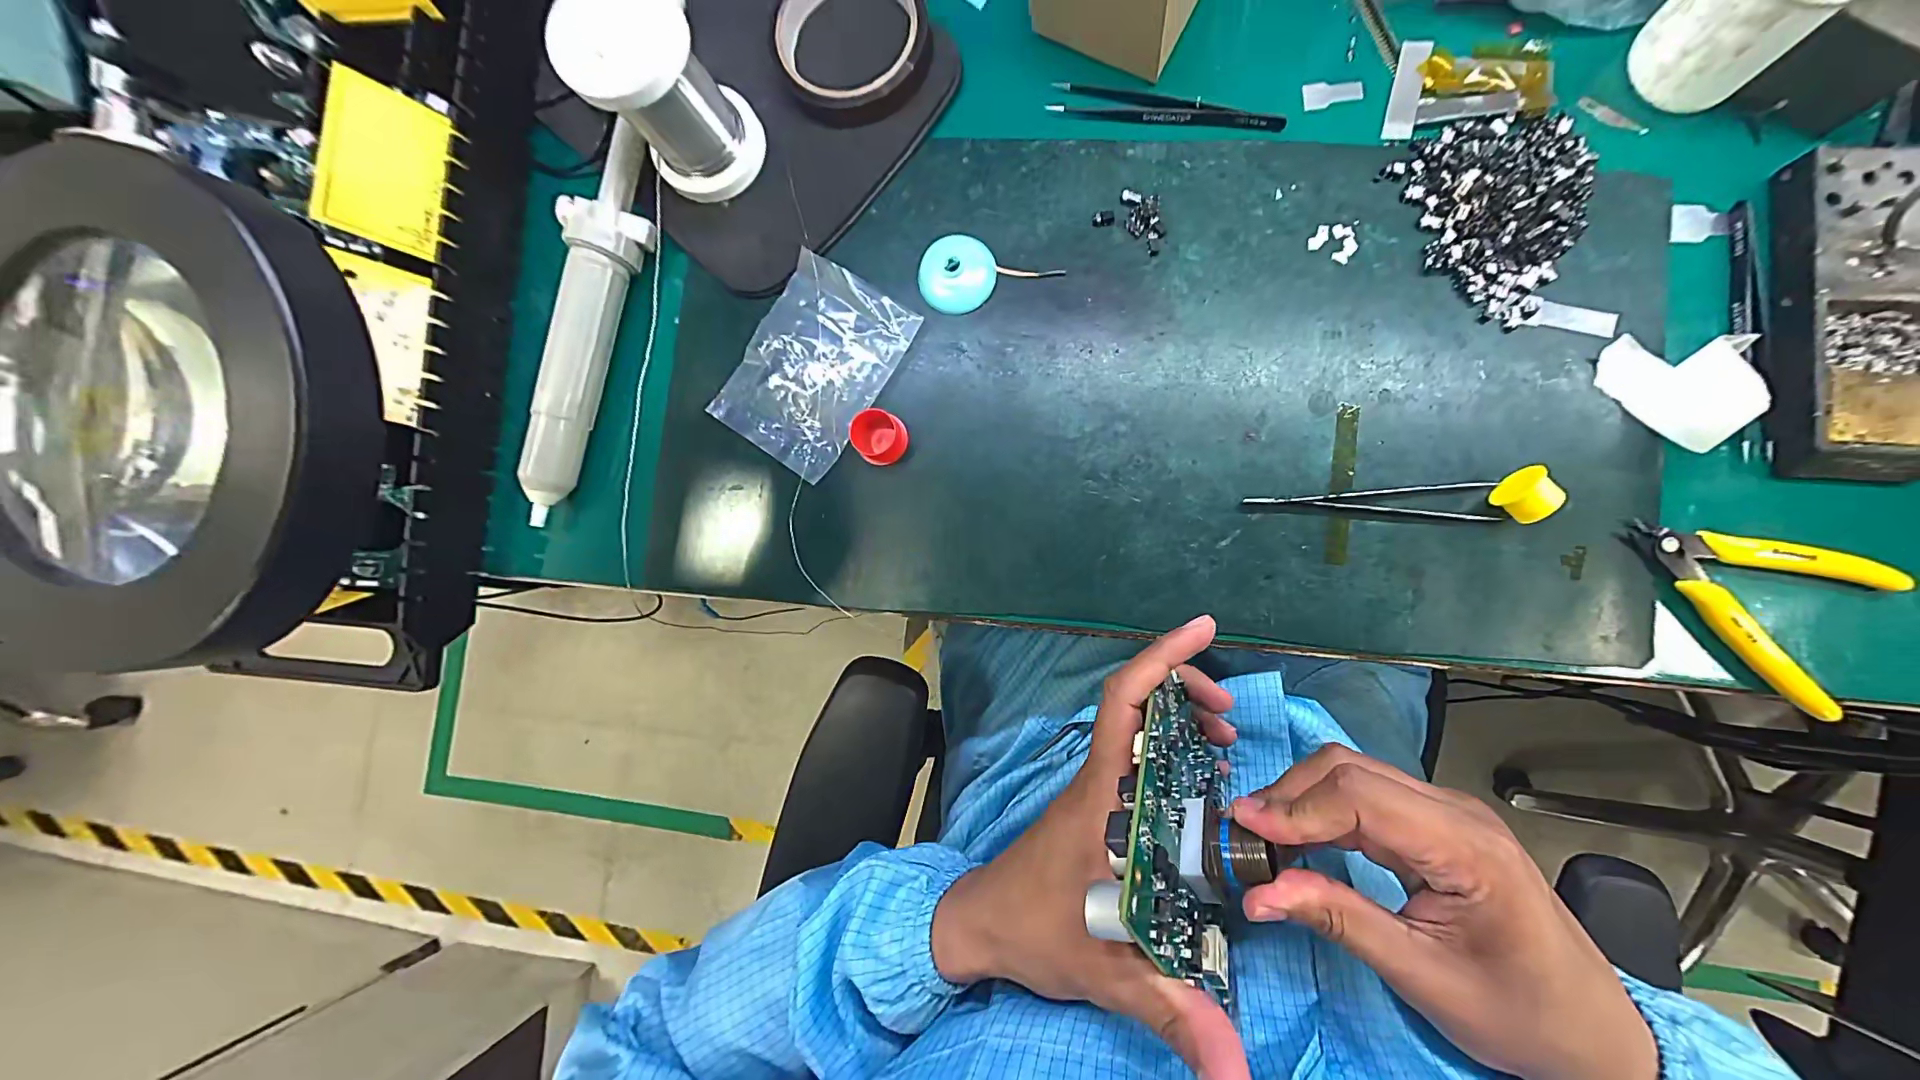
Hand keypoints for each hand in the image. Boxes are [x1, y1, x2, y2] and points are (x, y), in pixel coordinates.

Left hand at [932, 615, 1249, 1079]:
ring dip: (1180, 717)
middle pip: (1134, 702)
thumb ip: (1169, 1011)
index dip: (1161, 657)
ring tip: (1225, 738)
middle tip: (1230, 717)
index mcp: (1098, 793)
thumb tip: (1239, 1072)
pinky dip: (1171, 747)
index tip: (1202, 627)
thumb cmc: (1031, 929)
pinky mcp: (1096, 805)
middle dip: (1184, 688)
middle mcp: (1097, 778)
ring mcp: (1095, 787)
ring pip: (1136, 726)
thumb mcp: (1103, 969)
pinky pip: (1137, 756)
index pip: (1124, 703)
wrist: (977, 924)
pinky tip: (1201, 774)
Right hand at [1230, 745, 1656, 1079]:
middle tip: (1245, 835)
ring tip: (1264, 837)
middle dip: (1288, 795)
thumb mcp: (1423, 976)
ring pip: (1350, 772)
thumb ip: (1338, 920)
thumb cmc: (1520, 1014)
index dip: (1293, 807)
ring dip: (1299, 798)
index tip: (1243, 830)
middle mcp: (1454, 810)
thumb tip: (1258, 894)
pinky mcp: (1433, 821)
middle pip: (1348, 769)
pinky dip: (1320, 808)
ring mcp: (1446, 810)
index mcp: (1464, 845)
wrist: (1596, 1033)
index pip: (1358, 796)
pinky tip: (1299, 837)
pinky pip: (1363, 795)